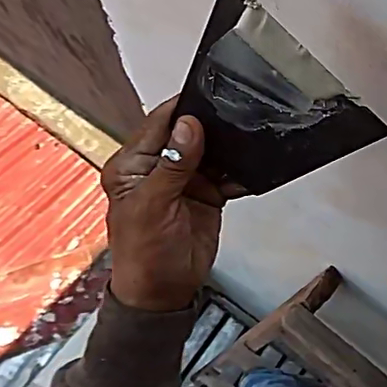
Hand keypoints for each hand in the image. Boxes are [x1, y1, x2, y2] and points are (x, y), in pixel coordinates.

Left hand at [101, 97, 243, 311]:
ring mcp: (185, 179)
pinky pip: (227, 173)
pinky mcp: (208, 193)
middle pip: (189, 133)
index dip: (182, 109)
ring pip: (212, 151)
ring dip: (229, 147)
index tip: (209, 93)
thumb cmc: (143, 255)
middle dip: (211, 125)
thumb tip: (188, 125)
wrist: (163, 294)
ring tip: (251, 135)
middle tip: (239, 111)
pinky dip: (240, 171)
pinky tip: (253, 165)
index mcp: (133, 165)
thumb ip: (173, 165)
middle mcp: (159, 167)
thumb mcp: (153, 207)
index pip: (158, 125)